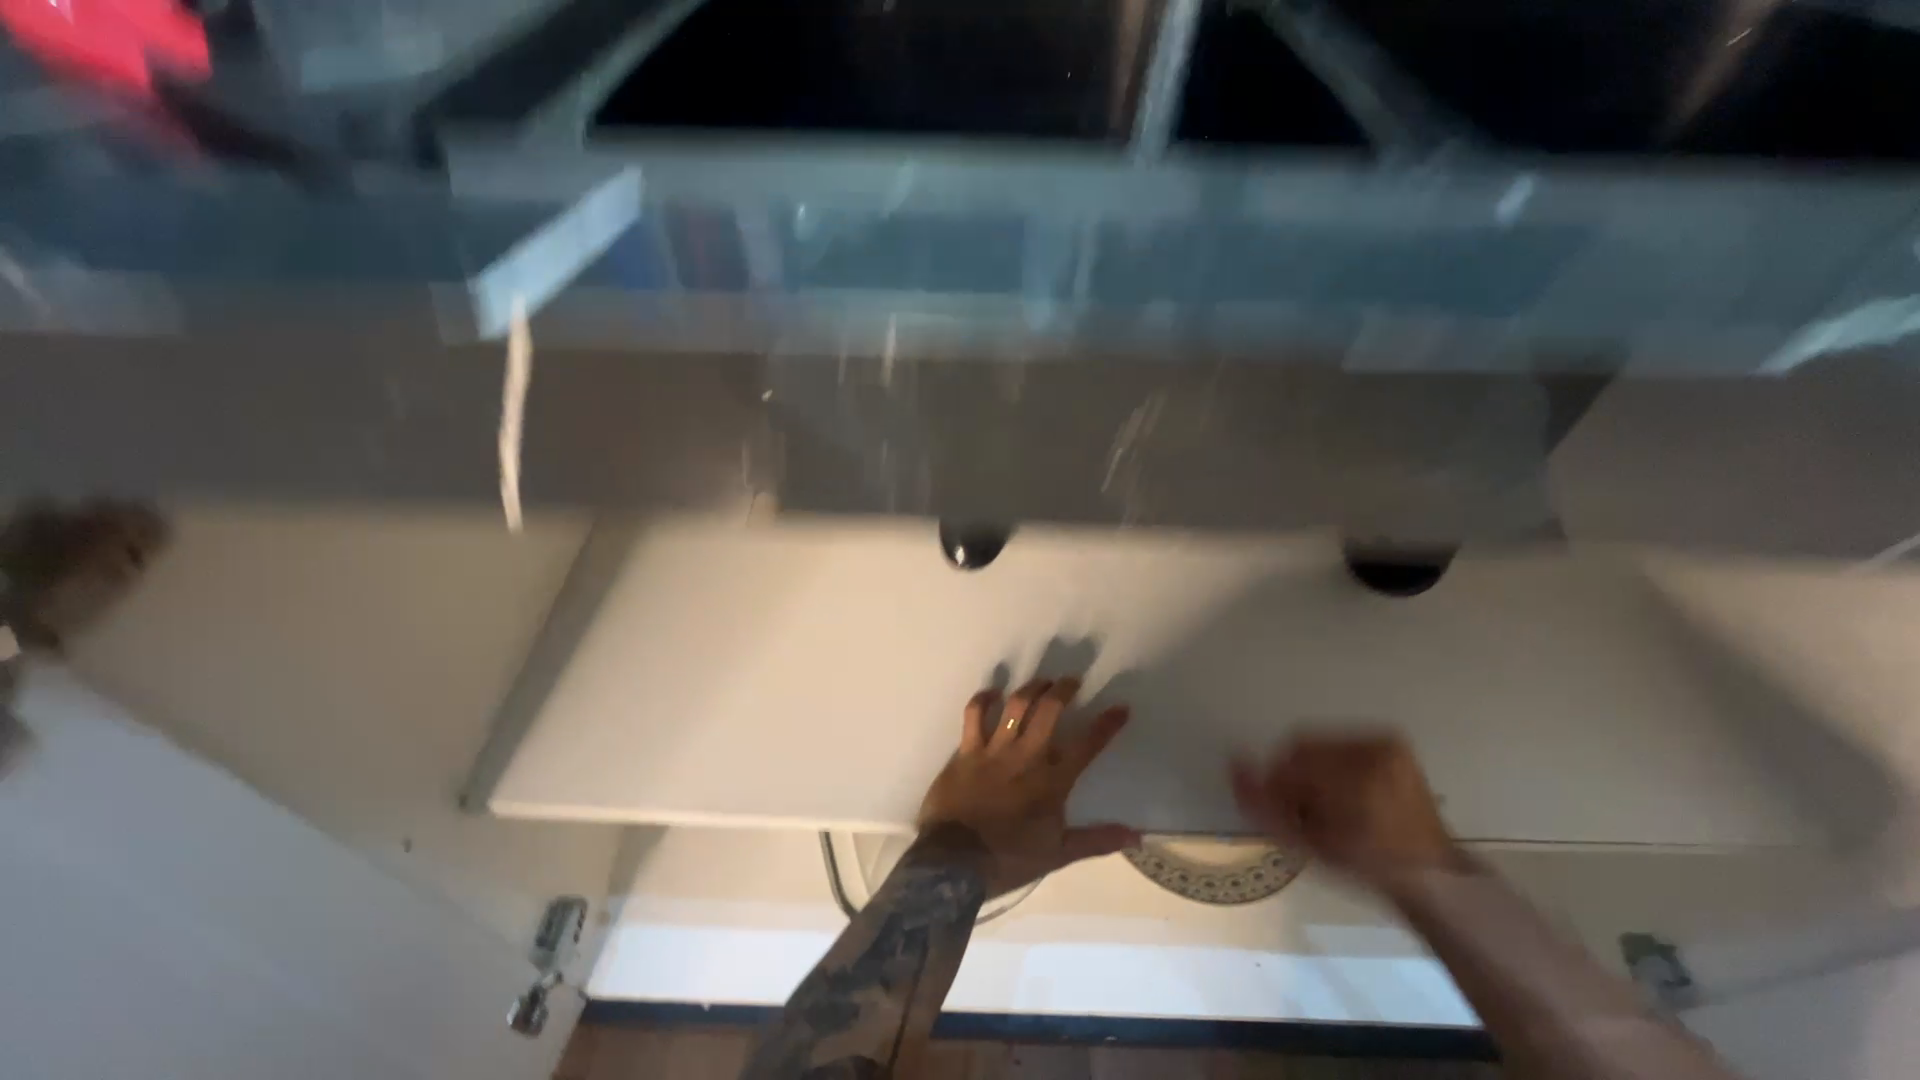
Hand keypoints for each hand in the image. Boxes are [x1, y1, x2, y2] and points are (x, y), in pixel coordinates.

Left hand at [917, 677, 1138, 896]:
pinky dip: (984, 699)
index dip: (1106, 725)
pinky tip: (992, 693)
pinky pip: (974, 715)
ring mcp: (994, 750)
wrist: (955, 861)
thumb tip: (1136, 836)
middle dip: (1064, 690)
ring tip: (1041, 682)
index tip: (1120, 707)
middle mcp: (1026, 757)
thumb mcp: (1058, 854)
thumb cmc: (1009, 858)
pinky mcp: (966, 751)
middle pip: (1050, 711)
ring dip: (1031, 689)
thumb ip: (1096, 840)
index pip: (1087, 745)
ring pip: (1016, 705)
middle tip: (1072, 681)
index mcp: (1053, 781)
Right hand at [1230, 732, 1465, 892]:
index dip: (1276, 785)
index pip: (1289, 760)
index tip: (1282, 812)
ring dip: (1311, 770)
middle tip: (1303, 811)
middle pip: (1302, 746)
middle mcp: (1375, 748)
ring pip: (1318, 743)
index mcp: (1359, 776)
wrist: (1430, 873)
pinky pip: (1340, 743)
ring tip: (1325, 804)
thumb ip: (1263, 806)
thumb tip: (1233, 767)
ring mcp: (1386, 742)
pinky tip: (1341, 793)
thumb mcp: (1309, 846)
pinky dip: (1330, 764)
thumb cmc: (1367, 866)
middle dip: (1293, 777)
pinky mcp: (1392, 742)